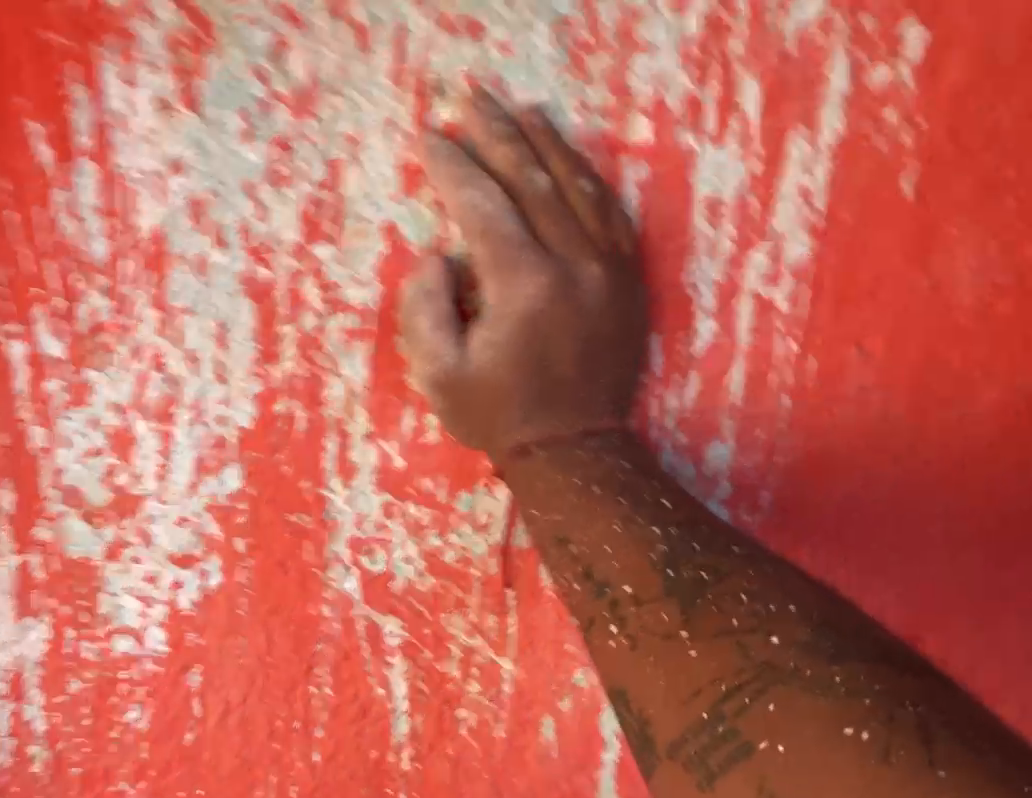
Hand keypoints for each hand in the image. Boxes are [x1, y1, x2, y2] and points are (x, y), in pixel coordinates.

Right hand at [398, 88, 648, 460]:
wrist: (575, 446)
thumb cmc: (495, 414)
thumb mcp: (439, 375)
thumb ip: (425, 310)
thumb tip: (435, 255)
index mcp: (522, 285)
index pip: (483, 207)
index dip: (453, 167)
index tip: (430, 135)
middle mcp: (572, 261)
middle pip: (530, 178)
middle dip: (494, 133)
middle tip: (467, 95)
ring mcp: (608, 263)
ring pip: (576, 182)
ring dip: (542, 140)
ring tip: (515, 108)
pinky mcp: (627, 274)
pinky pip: (607, 207)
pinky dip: (583, 171)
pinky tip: (565, 152)